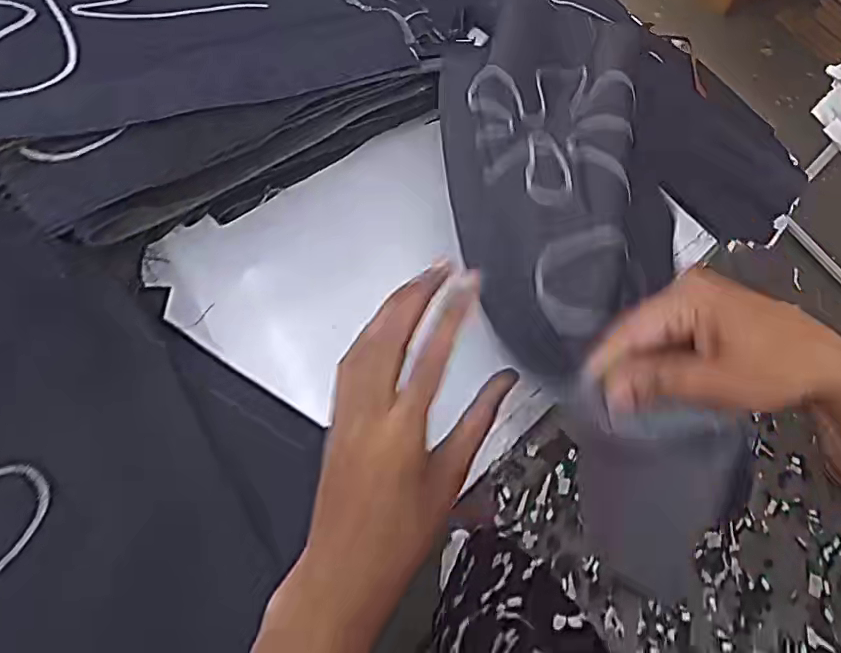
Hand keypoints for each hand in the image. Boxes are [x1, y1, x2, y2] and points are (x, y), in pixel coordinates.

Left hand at [255, 263, 516, 652]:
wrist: (341, 572)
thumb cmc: (395, 539)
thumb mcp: (451, 478)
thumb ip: (480, 420)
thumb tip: (505, 382)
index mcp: (403, 429)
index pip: (433, 350)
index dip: (454, 310)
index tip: (468, 283)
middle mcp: (370, 412)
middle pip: (391, 333)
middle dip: (418, 291)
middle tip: (442, 268)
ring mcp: (347, 411)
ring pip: (366, 341)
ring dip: (393, 304)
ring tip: (418, 280)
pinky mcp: (335, 416)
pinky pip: (351, 358)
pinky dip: (371, 328)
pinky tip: (384, 319)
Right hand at [586, 268, 840, 493]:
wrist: (827, 366)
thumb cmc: (782, 365)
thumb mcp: (714, 382)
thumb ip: (658, 383)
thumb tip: (615, 389)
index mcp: (688, 294)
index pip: (631, 327)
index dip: (606, 361)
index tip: (586, 390)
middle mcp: (690, 287)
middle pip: (641, 329)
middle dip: (626, 366)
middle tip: (610, 404)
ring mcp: (700, 298)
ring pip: (656, 335)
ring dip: (646, 366)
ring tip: (633, 399)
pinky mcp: (708, 312)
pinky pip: (673, 336)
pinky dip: (666, 361)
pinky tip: (662, 384)